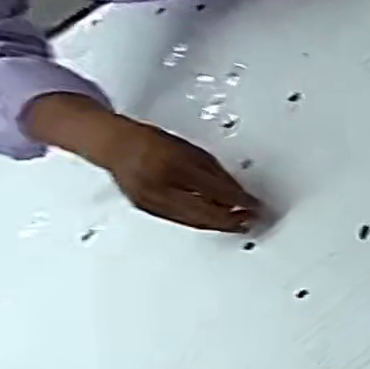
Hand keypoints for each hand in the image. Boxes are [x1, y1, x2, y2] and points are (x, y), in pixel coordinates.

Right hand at [100, 122, 260, 231]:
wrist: (113, 145)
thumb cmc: (152, 143)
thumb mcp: (193, 152)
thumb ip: (217, 174)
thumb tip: (241, 194)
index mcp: (173, 166)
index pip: (216, 191)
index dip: (240, 201)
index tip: (256, 205)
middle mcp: (159, 186)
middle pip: (205, 212)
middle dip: (232, 219)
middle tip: (251, 220)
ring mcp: (151, 201)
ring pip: (194, 220)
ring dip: (220, 225)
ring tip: (239, 224)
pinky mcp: (147, 209)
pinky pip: (181, 221)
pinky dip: (202, 223)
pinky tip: (215, 223)